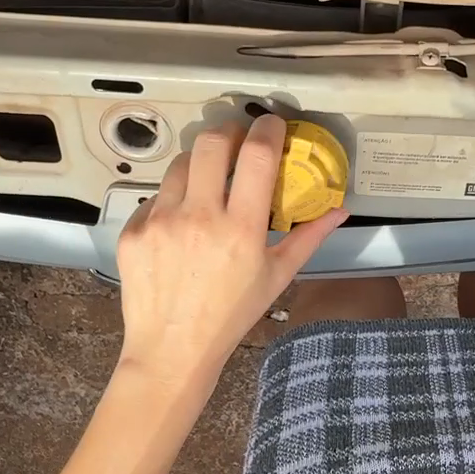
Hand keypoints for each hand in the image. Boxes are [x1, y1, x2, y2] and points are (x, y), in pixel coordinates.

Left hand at [115, 114, 346, 393]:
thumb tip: (340, 209)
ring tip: (209, 181)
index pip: (256, 155)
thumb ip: (309, 236)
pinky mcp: (134, 230)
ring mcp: (160, 222)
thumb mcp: (277, 276)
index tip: (271, 124)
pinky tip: (181, 222)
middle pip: (212, 142)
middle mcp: (198, 217)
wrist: (172, 349)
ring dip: (200, 163)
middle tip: (238, 141)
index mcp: (241, 228)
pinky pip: (155, 196)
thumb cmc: (231, 314)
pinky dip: (173, 199)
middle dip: (229, 132)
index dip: (267, 129)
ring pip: (181, 163)